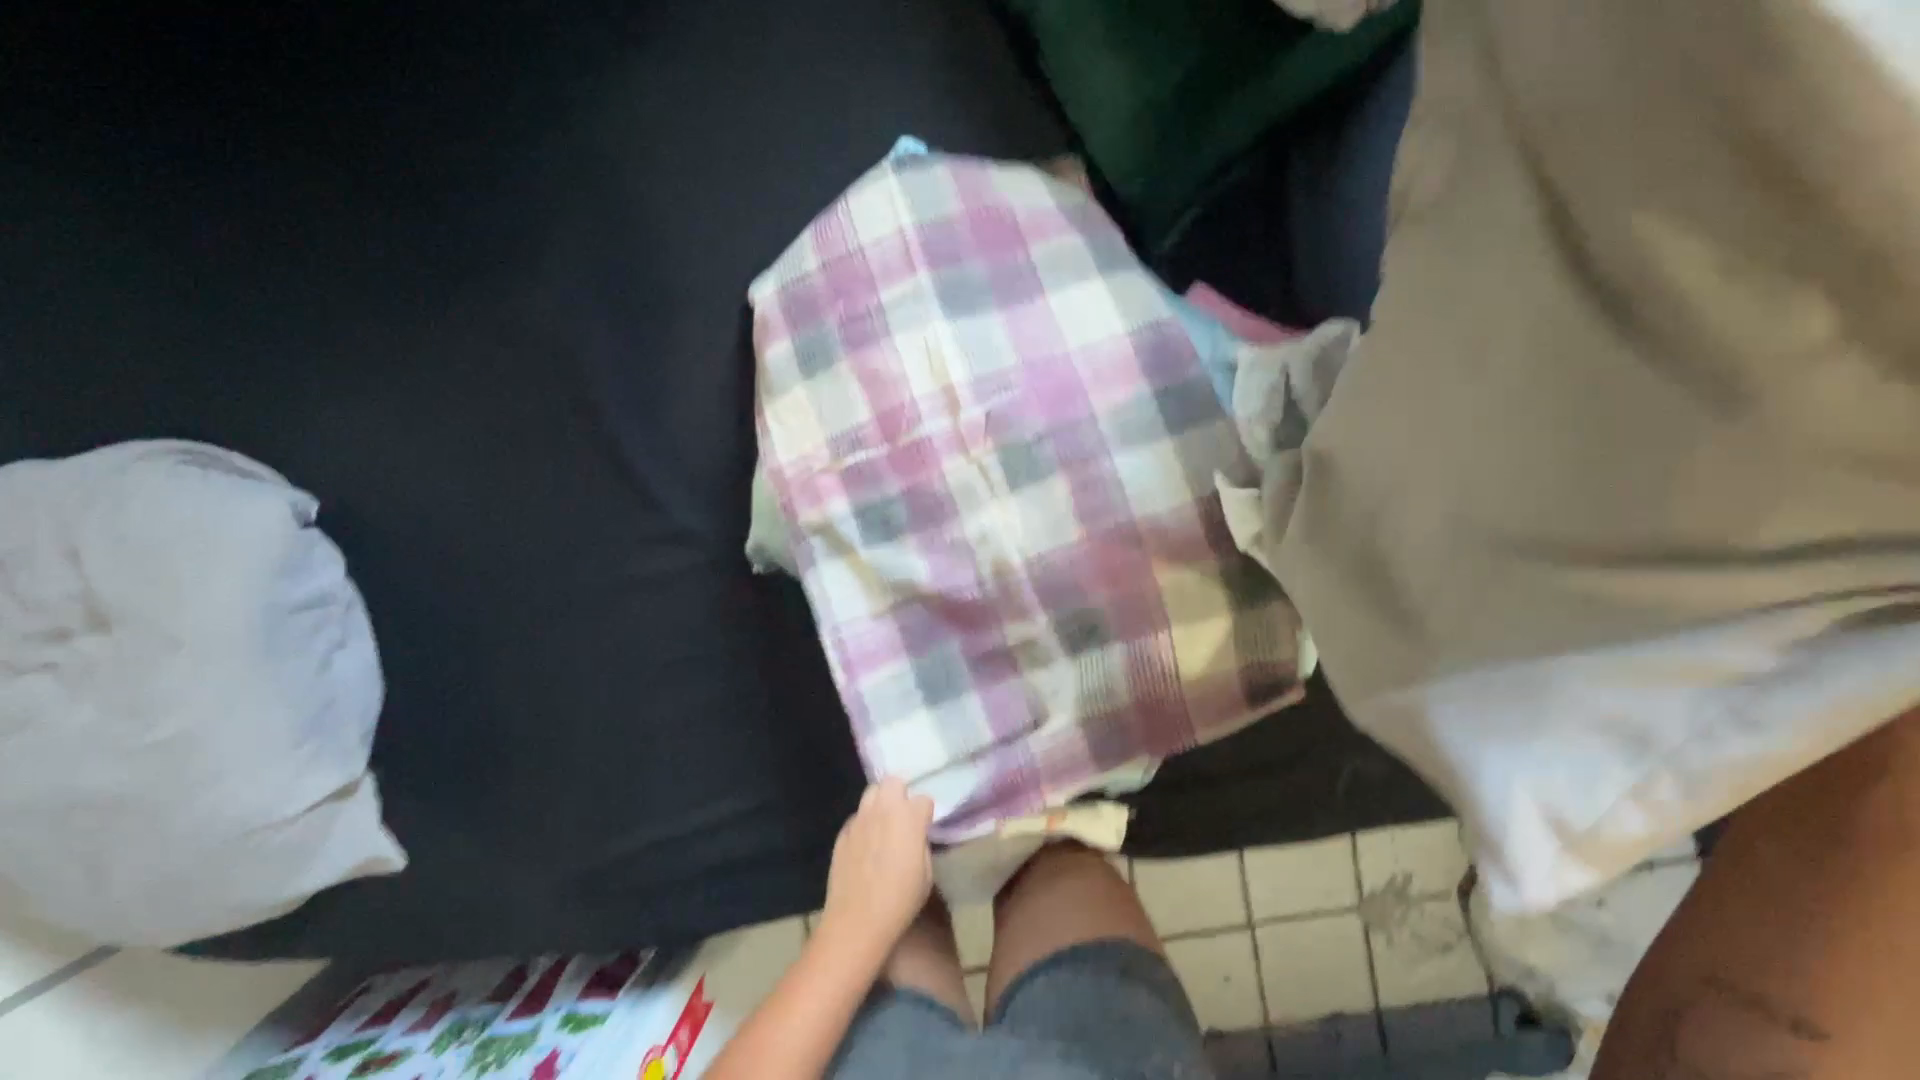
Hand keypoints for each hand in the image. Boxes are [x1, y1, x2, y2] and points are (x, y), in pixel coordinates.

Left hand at [818, 779, 935, 955]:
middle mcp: (882, 810)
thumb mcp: (926, 874)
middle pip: (893, 781)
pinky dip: (864, 823)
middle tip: (904, 816)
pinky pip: (857, 817)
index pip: (923, 799)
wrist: (857, 919)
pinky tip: (866, 845)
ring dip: (881, 803)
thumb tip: (915, 837)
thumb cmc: (900, 900)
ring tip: (884, 824)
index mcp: (909, 818)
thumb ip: (922, 845)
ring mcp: (859, 820)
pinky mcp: (842, 833)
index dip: (926, 813)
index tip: (925, 828)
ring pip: (871, 793)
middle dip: (901, 793)